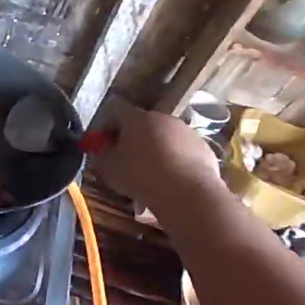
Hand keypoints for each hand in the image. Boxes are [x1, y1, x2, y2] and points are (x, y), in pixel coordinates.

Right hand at [90, 107, 227, 216]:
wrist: (187, 192)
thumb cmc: (141, 176)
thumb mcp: (109, 168)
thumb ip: (101, 155)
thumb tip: (102, 150)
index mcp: (137, 118)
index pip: (116, 112)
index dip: (107, 127)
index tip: (102, 145)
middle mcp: (163, 118)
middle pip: (143, 124)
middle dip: (132, 140)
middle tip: (125, 161)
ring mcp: (186, 131)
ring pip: (164, 138)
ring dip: (154, 150)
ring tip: (150, 175)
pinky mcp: (203, 147)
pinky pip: (182, 151)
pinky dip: (174, 161)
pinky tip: (170, 180)